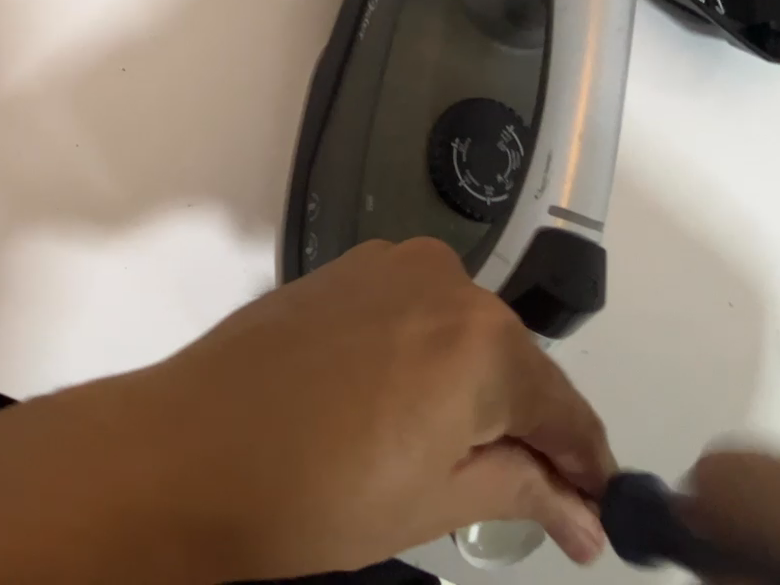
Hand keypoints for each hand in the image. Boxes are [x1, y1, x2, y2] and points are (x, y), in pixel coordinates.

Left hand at [116, 237, 615, 579]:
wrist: (187, 446)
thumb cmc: (315, 491)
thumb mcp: (432, 503)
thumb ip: (521, 490)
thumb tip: (585, 515)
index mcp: (483, 341)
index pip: (565, 410)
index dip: (585, 469)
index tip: (593, 513)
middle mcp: (443, 281)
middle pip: (512, 363)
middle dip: (522, 425)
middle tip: (521, 492)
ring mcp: (386, 265)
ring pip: (459, 332)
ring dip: (469, 386)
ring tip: (446, 450)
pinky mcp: (342, 268)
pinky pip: (410, 311)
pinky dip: (422, 354)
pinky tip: (396, 400)